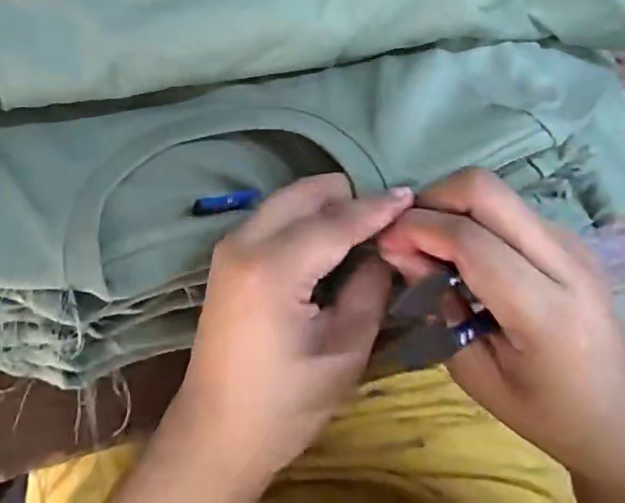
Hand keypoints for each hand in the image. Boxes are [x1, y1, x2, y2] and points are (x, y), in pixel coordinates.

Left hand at [119, 175, 412, 501]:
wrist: (216, 431)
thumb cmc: (284, 404)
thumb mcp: (343, 353)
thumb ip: (368, 290)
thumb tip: (385, 248)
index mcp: (271, 268)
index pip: (333, 222)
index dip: (374, 207)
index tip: (409, 193)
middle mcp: (244, 241)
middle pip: (304, 193)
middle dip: (347, 197)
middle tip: (385, 218)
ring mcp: (230, 243)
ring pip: (288, 199)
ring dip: (324, 205)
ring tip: (362, 229)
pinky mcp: (228, 253)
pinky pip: (273, 215)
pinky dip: (304, 217)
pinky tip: (328, 242)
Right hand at [375, 169, 624, 502]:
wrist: (622, 417)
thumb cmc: (546, 412)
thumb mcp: (477, 374)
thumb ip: (437, 305)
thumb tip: (395, 247)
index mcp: (549, 315)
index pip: (472, 240)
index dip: (418, 229)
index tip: (384, 241)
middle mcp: (566, 265)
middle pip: (485, 190)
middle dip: (432, 197)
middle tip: (405, 230)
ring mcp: (571, 242)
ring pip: (493, 189)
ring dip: (449, 203)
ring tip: (428, 240)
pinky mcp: (567, 235)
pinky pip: (505, 204)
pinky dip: (470, 213)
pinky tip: (461, 248)